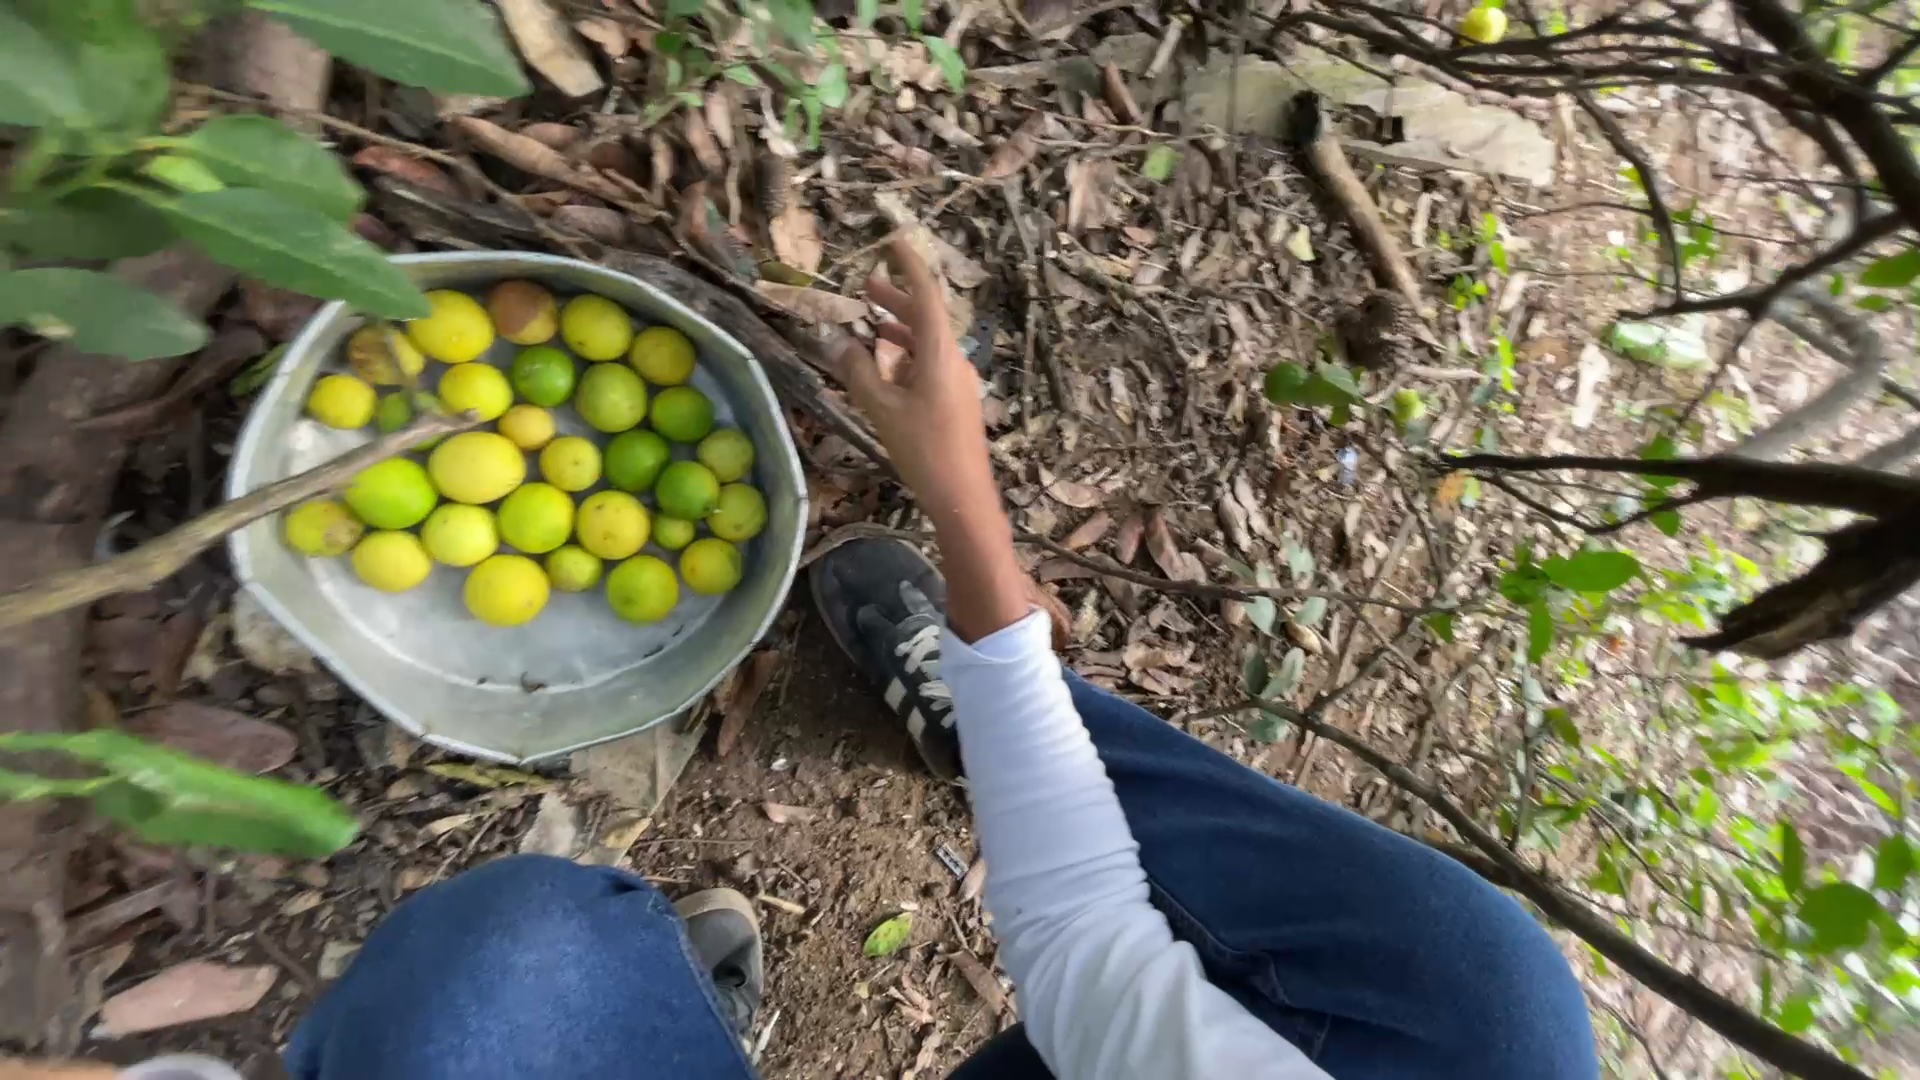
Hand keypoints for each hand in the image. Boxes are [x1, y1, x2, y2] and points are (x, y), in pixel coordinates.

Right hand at [829, 236, 1029, 640]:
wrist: (963, 497)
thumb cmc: (923, 450)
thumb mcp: (882, 411)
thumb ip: (859, 374)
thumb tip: (843, 345)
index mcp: (941, 354)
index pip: (926, 296)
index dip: (908, 267)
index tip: (892, 242)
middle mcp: (956, 361)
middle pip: (927, 319)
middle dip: (896, 301)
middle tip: (867, 288)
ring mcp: (960, 383)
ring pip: (928, 345)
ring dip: (900, 333)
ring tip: (871, 330)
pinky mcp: (958, 403)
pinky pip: (932, 368)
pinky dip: (908, 360)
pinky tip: (888, 371)